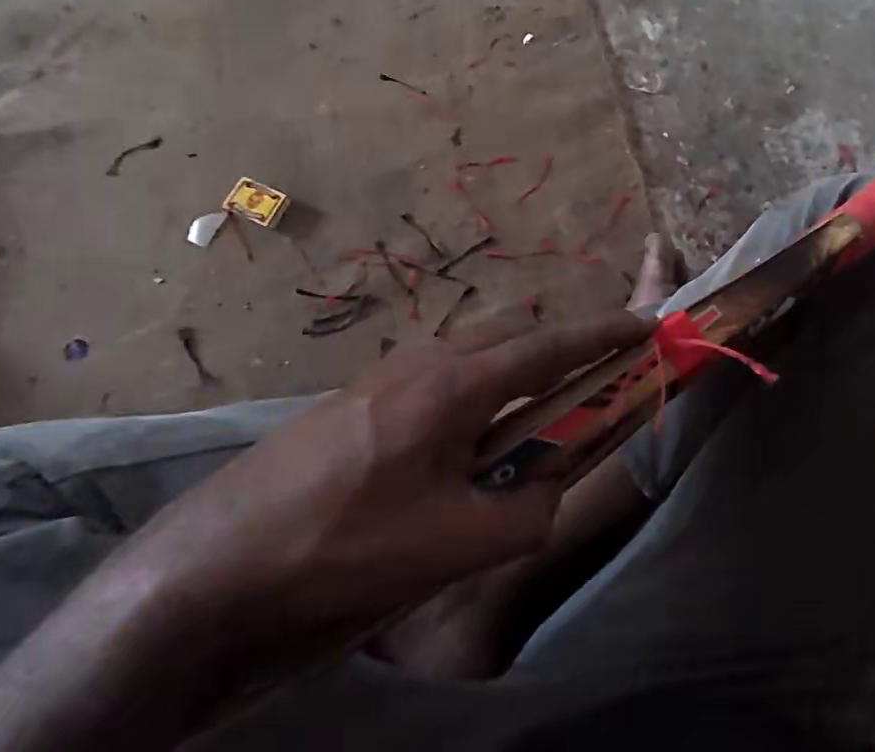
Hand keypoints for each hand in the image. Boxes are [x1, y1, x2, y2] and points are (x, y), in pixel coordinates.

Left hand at [147, 310, 653, 635]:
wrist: (229, 550)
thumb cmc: (348, 542)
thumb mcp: (457, 543)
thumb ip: (526, 510)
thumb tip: (544, 482)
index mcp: (454, 383)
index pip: (548, 346)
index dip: (602, 333)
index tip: (644, 324)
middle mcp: (423, 360)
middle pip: (510, 343)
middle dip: (557, 357)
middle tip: (588, 392)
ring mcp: (386, 373)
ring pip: (471, 363)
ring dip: (509, 386)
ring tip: (520, 437)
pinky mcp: (362, 396)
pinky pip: (437, 383)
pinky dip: (470, 403)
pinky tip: (457, 452)